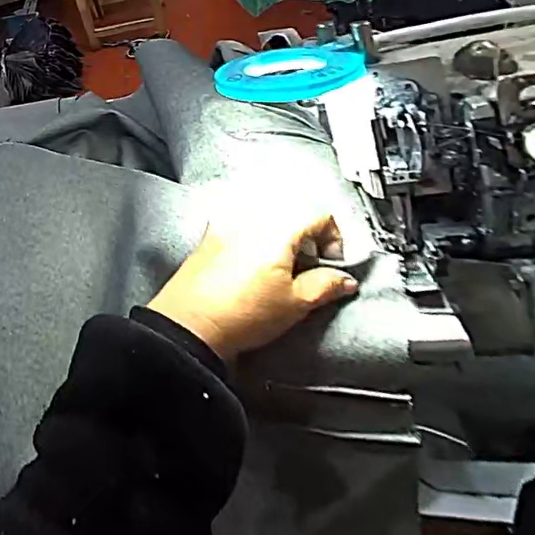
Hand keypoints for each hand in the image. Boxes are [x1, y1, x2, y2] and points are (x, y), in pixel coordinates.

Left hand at [146, 211, 358, 360]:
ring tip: (281, 267)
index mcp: (279, 225)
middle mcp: (253, 213)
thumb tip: (344, 279)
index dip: (334, 240)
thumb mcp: (295, 304)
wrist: (191, 323)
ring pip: (269, 214)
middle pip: (294, 211)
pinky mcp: (212, 231)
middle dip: (308, 236)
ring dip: (283, 233)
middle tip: (309, 267)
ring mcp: (229, 220)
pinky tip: (254, 263)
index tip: (331, 264)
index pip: (320, 215)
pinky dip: (257, 233)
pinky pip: (244, 220)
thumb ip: (325, 285)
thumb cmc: (240, 313)